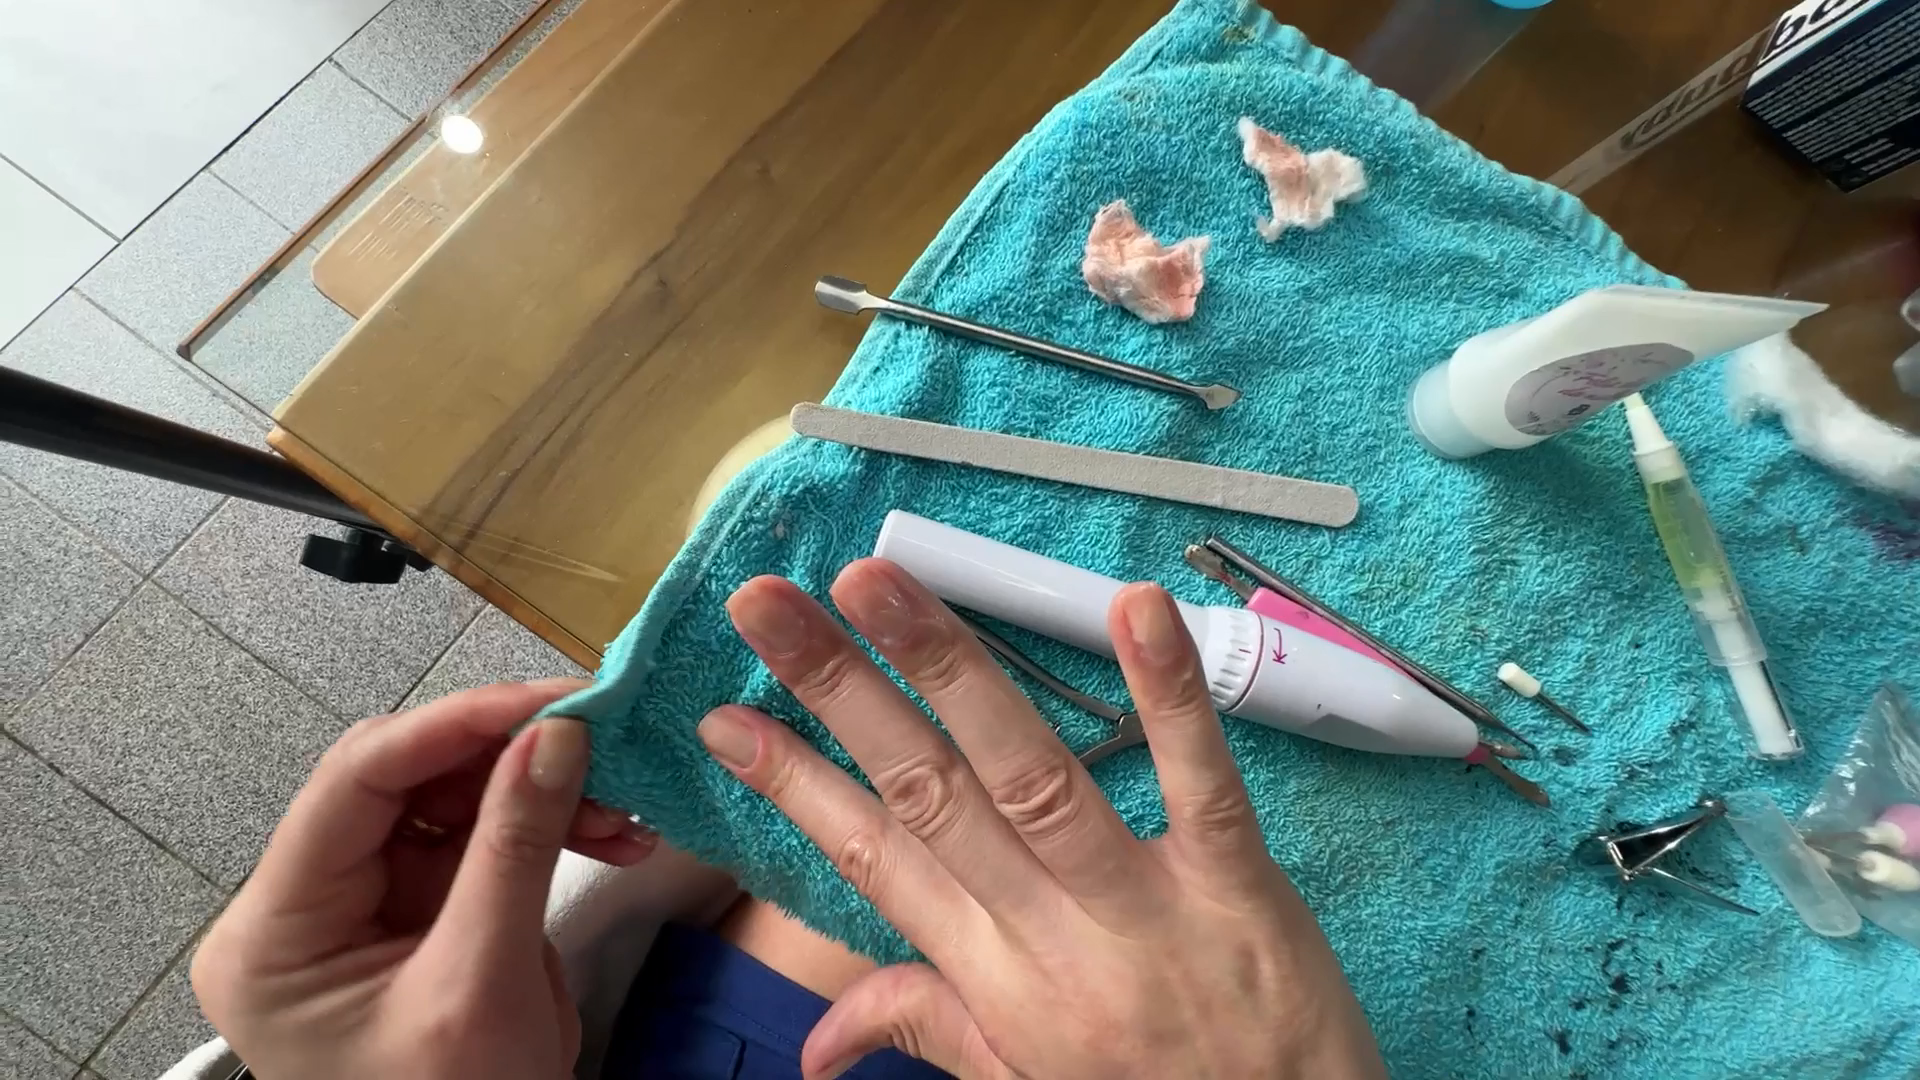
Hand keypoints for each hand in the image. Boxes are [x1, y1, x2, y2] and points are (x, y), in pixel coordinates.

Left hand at [192, 679, 655, 1079]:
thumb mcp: (483, 978)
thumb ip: (518, 847)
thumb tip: (560, 731)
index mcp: (283, 924)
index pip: (359, 778)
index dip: (459, 722)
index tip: (559, 701)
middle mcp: (322, 891)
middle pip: (419, 772)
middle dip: (519, 754)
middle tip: (605, 741)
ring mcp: (385, 889)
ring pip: (471, 789)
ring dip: (556, 789)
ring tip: (627, 809)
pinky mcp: (442, 894)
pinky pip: (504, 826)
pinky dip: (565, 821)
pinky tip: (619, 837)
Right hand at [699, 561, 1385, 1079]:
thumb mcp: (1018, 1079)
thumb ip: (926, 1026)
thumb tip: (818, 1043)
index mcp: (989, 971)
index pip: (869, 857)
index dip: (792, 783)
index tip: (725, 715)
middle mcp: (1044, 933)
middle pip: (925, 789)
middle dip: (838, 688)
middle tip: (772, 604)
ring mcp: (1139, 906)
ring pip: (1027, 773)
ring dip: (947, 667)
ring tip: (877, 585)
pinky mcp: (1237, 888)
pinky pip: (1197, 784)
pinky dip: (1165, 693)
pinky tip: (1133, 606)